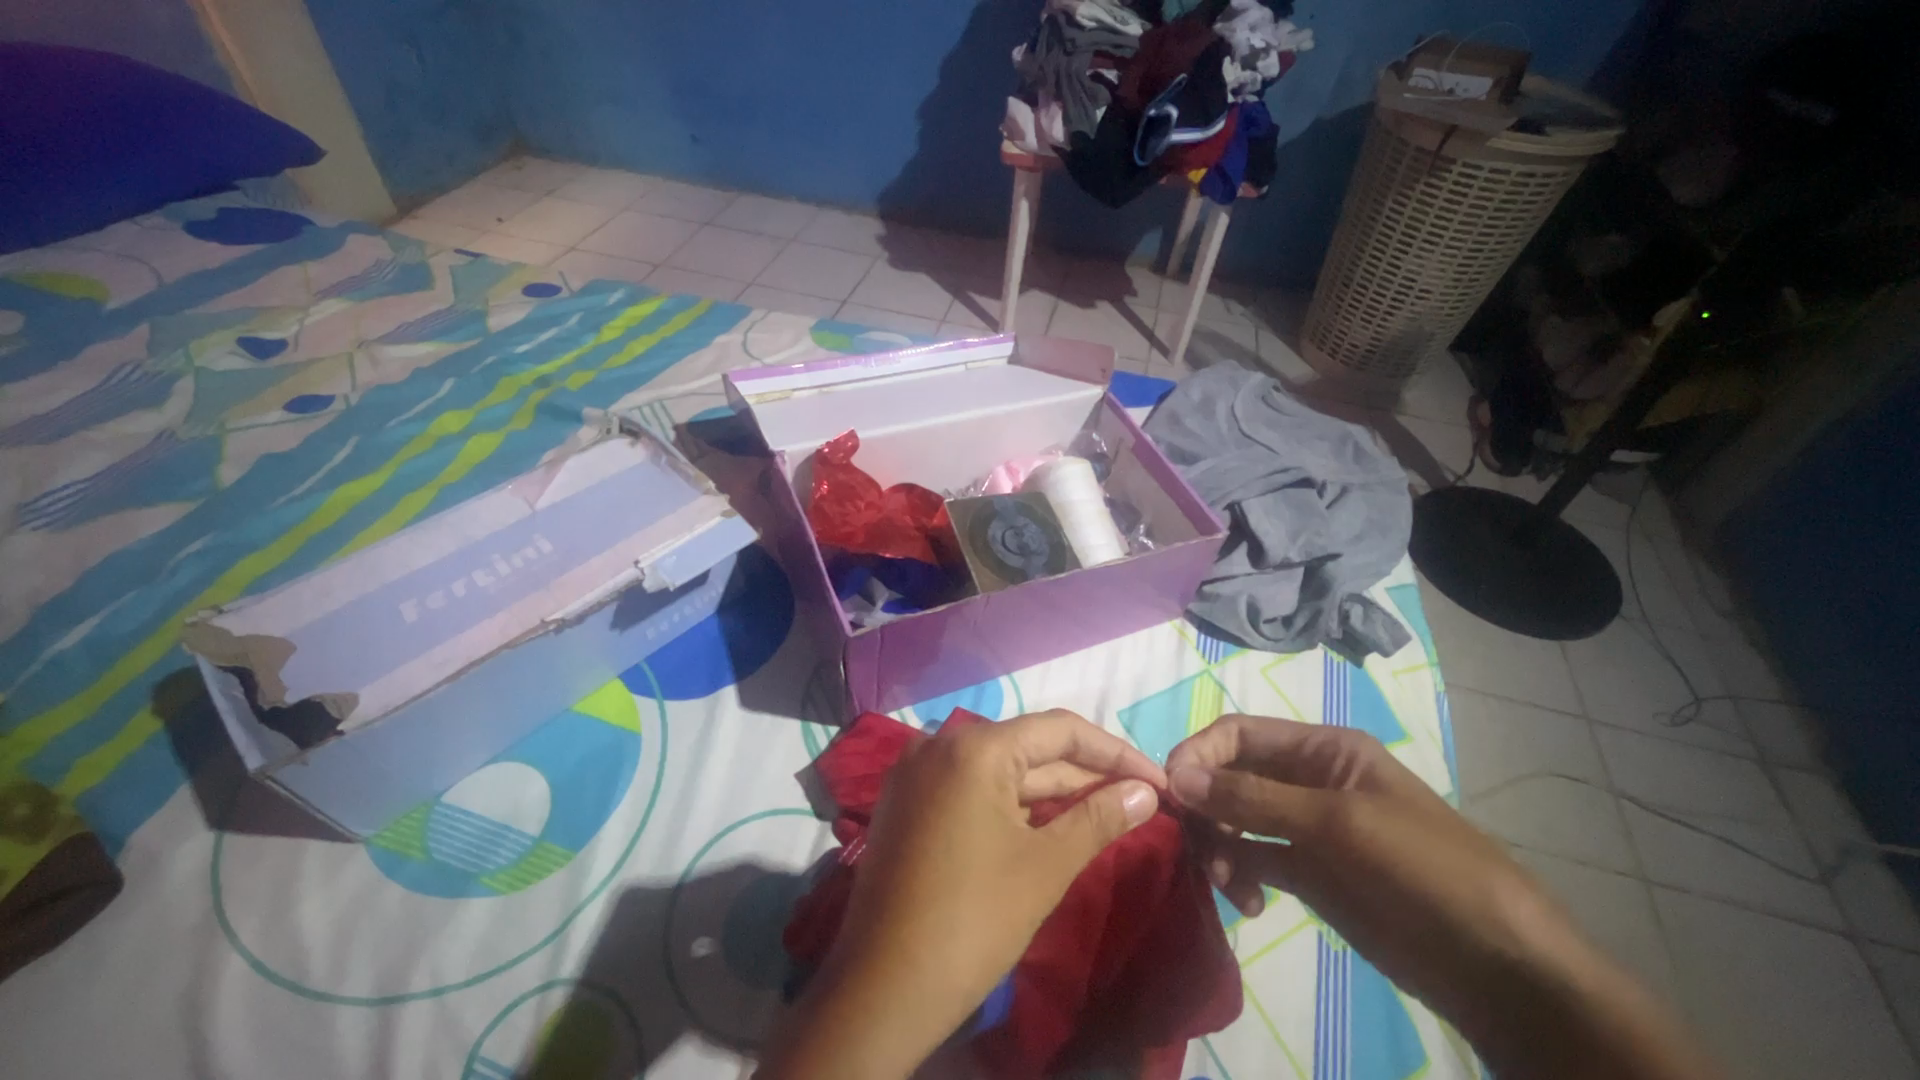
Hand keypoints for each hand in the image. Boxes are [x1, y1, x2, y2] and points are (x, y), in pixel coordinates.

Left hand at [760, 710, 1165, 1079]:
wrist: (883, 989)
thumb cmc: (973, 921)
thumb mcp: (1046, 866)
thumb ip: (1100, 818)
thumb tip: (1146, 792)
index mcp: (973, 748)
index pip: (1059, 731)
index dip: (1116, 753)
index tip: (1160, 780)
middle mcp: (939, 745)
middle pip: (1029, 748)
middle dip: (1087, 774)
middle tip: (1142, 800)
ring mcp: (917, 775)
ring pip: (1001, 771)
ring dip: (1053, 791)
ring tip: (1109, 812)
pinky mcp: (907, 805)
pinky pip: (973, 790)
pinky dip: (1015, 804)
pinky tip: (1053, 824)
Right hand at [1166, 714, 1717, 1079]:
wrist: (1493, 960)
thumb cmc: (1424, 869)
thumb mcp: (1338, 824)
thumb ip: (1254, 799)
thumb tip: (1176, 776)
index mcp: (1323, 750)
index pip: (1239, 734)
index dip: (1199, 754)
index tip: (1169, 792)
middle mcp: (1308, 781)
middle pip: (1229, 776)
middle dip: (1204, 806)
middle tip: (1193, 846)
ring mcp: (1305, 830)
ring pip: (1234, 820)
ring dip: (1217, 845)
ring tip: (1225, 881)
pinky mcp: (1306, 875)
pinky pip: (1251, 861)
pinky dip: (1237, 875)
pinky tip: (1248, 903)